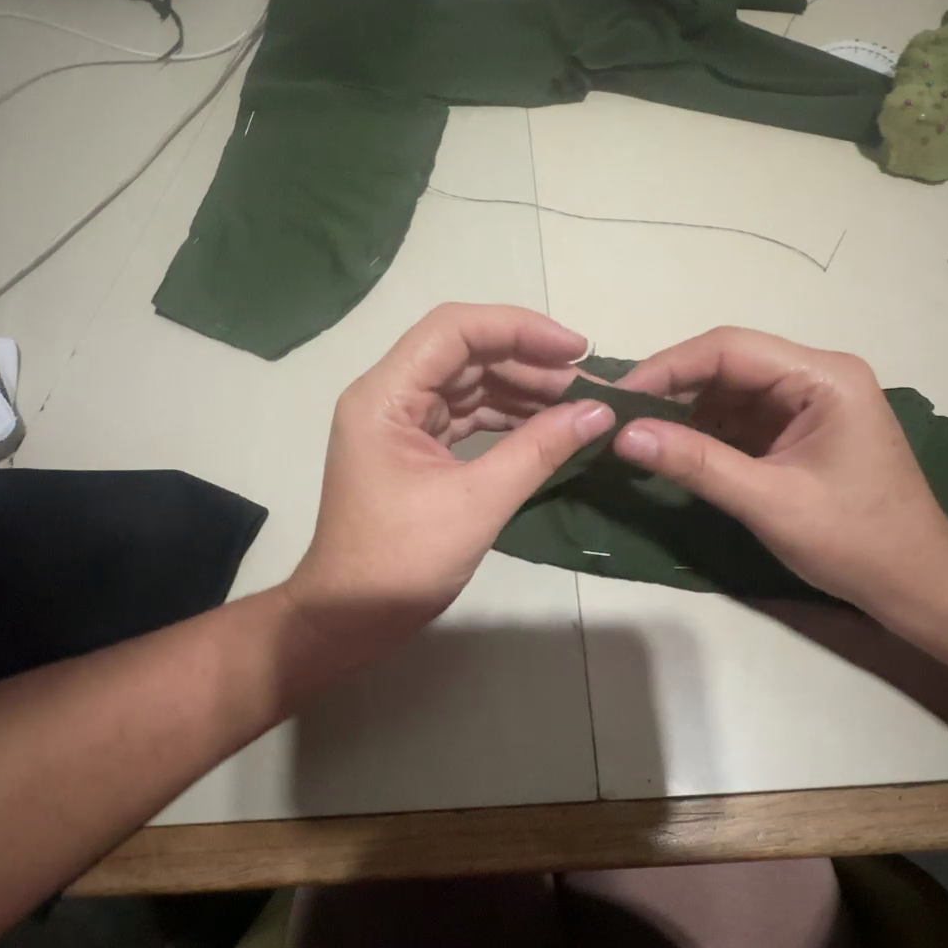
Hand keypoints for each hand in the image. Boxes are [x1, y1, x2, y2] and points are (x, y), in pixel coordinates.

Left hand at [286, 304, 614, 660]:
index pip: (454, 330)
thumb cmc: (399, 562)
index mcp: (385, 395)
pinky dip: (508, 418)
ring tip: (580, 405)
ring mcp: (401, 422)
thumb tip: (599, 412)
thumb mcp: (476, 504)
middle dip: (529, 363)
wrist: (348, 619)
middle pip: (465, 353)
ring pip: (469, 383)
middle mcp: (389, 395)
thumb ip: (538, 451)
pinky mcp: (414, 448)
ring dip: (523, 389)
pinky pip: (467, 415)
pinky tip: (549, 426)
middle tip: (591, 386)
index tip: (576, 349)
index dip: (519, 329)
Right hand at [611, 327, 947, 614]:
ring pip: (726, 390)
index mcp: (823, 376)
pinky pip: (737, 418)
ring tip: (632, 432)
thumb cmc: (855, 541)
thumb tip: (622, 435)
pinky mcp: (795, 430)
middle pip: (726, 364)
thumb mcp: (769, 501)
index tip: (617, 397)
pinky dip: (701, 432)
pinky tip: (668, 447)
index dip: (667, 367)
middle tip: (615, 416)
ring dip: (681, 410)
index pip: (729, 348)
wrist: (915, 585)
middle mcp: (814, 376)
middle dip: (670, 388)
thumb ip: (696, 463)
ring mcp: (805, 403)